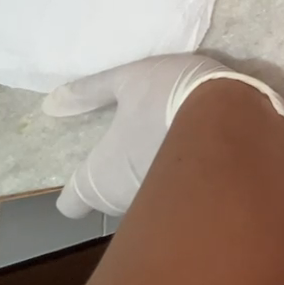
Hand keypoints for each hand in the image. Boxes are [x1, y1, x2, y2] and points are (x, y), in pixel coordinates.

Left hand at [42, 54, 283, 217]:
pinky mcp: (197, 198)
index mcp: (97, 179)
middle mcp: (124, 200)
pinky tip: (203, 155)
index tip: (94, 169)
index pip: (72, 204)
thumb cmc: (168, 99)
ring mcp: (162, 203)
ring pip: (150, 196)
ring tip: (175, 146)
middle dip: (125, 177)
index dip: (78, 190)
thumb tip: (52, 102)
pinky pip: (183, 193)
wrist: (231, 115)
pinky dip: (187, 179)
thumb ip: (92, 91)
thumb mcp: (130, 80)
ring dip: (157, 177)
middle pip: (115, 197)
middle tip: (142, 146)